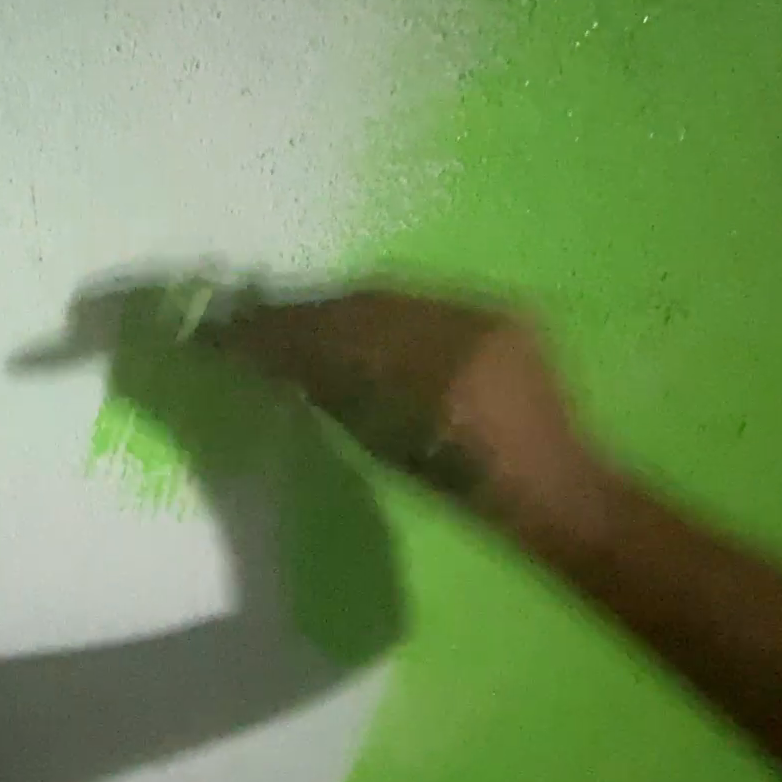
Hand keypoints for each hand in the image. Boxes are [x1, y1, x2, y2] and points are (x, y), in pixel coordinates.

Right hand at [204, 287, 598, 521]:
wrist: (551, 486)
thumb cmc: (459, 485)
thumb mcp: (383, 445)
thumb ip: (330, 392)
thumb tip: (272, 357)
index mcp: (436, 379)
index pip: (337, 337)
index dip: (279, 330)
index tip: (230, 330)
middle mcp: (466, 332)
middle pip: (359, 304)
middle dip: (300, 310)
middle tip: (253, 316)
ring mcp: (487, 314)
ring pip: (387, 294)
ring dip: (334, 304)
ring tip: (293, 314)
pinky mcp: (501, 308)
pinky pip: (421, 296)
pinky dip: (378, 305)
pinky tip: (352, 312)